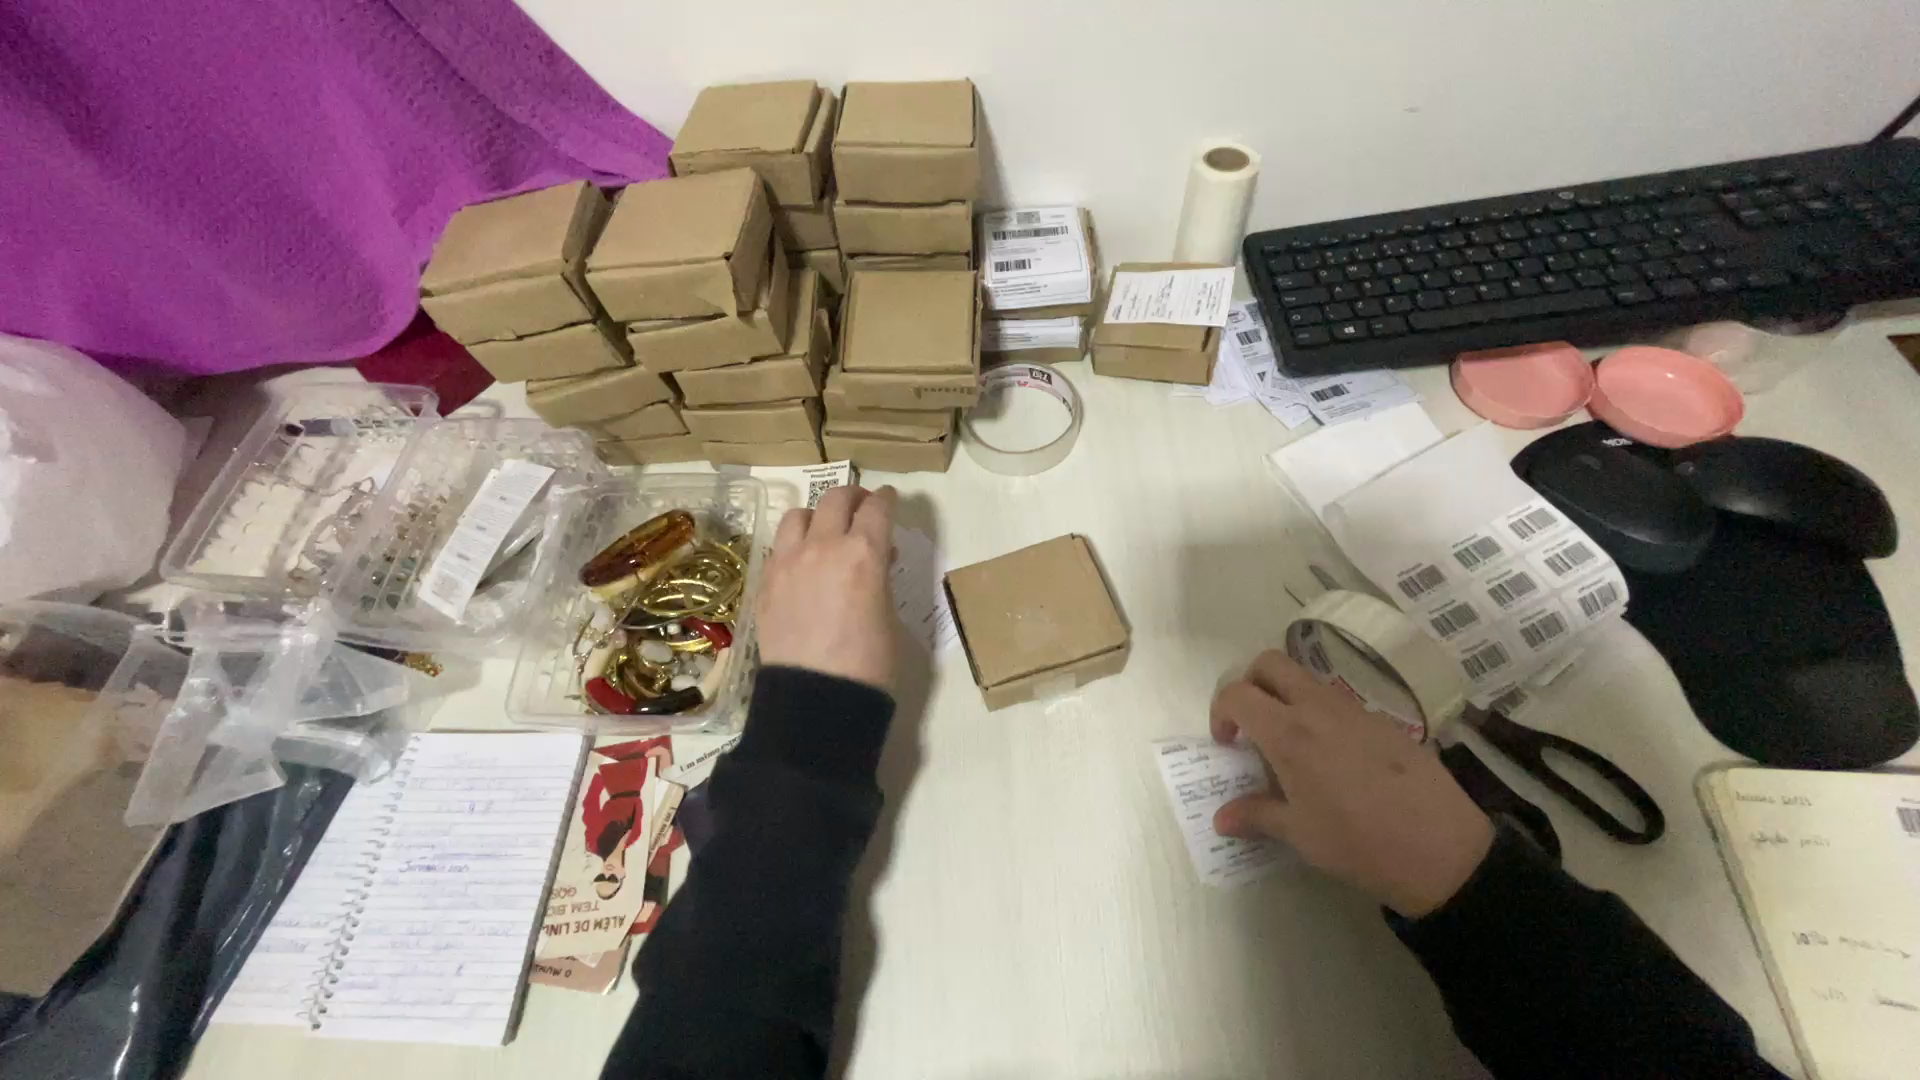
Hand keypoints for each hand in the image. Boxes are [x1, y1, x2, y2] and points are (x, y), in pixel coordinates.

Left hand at [754, 485, 896, 691]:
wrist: (816, 702)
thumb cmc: (869, 666)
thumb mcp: (890, 616)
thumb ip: (881, 579)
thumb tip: (874, 562)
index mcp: (864, 553)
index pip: (877, 508)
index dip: (887, 500)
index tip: (890, 500)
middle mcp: (823, 546)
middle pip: (835, 499)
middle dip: (853, 497)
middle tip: (862, 507)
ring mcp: (788, 562)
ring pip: (799, 515)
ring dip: (817, 516)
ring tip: (826, 531)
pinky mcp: (765, 583)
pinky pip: (779, 547)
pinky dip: (795, 544)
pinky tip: (802, 562)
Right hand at [1210, 651, 1492, 917]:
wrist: (1445, 851)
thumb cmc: (1359, 843)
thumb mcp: (1300, 835)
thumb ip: (1256, 816)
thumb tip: (1221, 818)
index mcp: (1288, 732)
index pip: (1236, 694)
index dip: (1220, 712)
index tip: (1228, 744)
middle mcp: (1317, 708)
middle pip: (1269, 664)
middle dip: (1249, 684)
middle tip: (1252, 724)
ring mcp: (1354, 710)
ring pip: (1306, 678)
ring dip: (1286, 696)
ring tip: (1292, 744)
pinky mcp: (1384, 721)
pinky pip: (1338, 702)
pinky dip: (1320, 714)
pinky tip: (1335, 759)